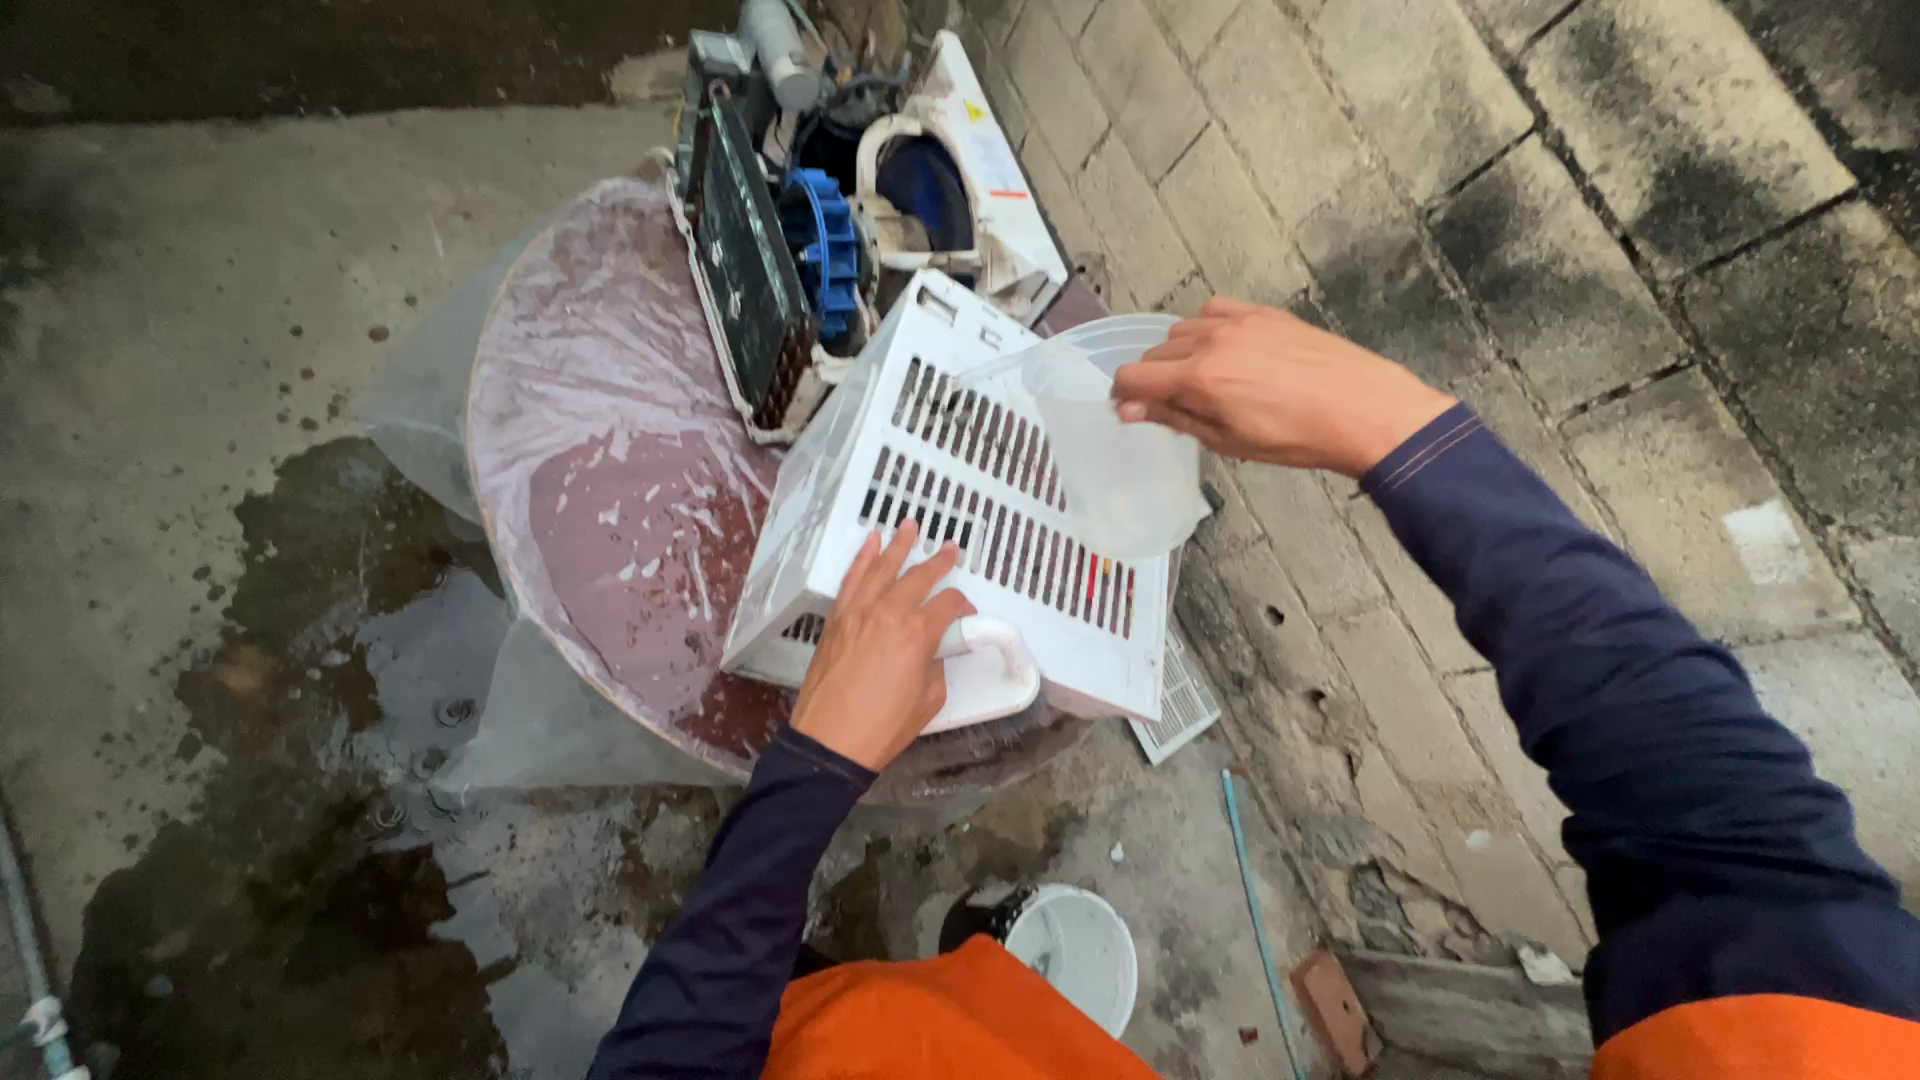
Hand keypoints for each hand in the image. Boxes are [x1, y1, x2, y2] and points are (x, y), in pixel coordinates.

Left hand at [790, 522, 975, 769]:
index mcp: (918, 634)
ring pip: (882, 568)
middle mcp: (888, 613)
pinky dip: (862, 559)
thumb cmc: (885, 727)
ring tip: (909, 525)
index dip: (962, 606)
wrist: (830, 742)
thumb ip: (935, 664)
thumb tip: (931, 648)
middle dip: (938, 561)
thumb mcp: (929, 698)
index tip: (966, 613)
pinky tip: (870, 543)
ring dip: (897, 545)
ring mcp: (858, 612)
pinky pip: (852, 580)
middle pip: (918, 577)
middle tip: (950, 547)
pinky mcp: (836, 619)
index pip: (948, 604)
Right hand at [1111, 296, 1457, 476]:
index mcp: (1201, 378)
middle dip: (1151, 379)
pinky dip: (1205, 328)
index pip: (1134, 376)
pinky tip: (1221, 350)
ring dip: (1177, 355)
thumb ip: (1173, 418)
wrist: (1362, 410)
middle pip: (1154, 353)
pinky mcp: (1263, 313)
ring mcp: (1239, 322)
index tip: (1130, 409)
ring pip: (1181, 331)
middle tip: (1170, 404)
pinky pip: (1214, 310)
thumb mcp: (1226, 440)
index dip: (1123, 395)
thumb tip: (1129, 410)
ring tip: (1200, 380)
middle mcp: (1213, 342)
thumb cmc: (1296, 437)